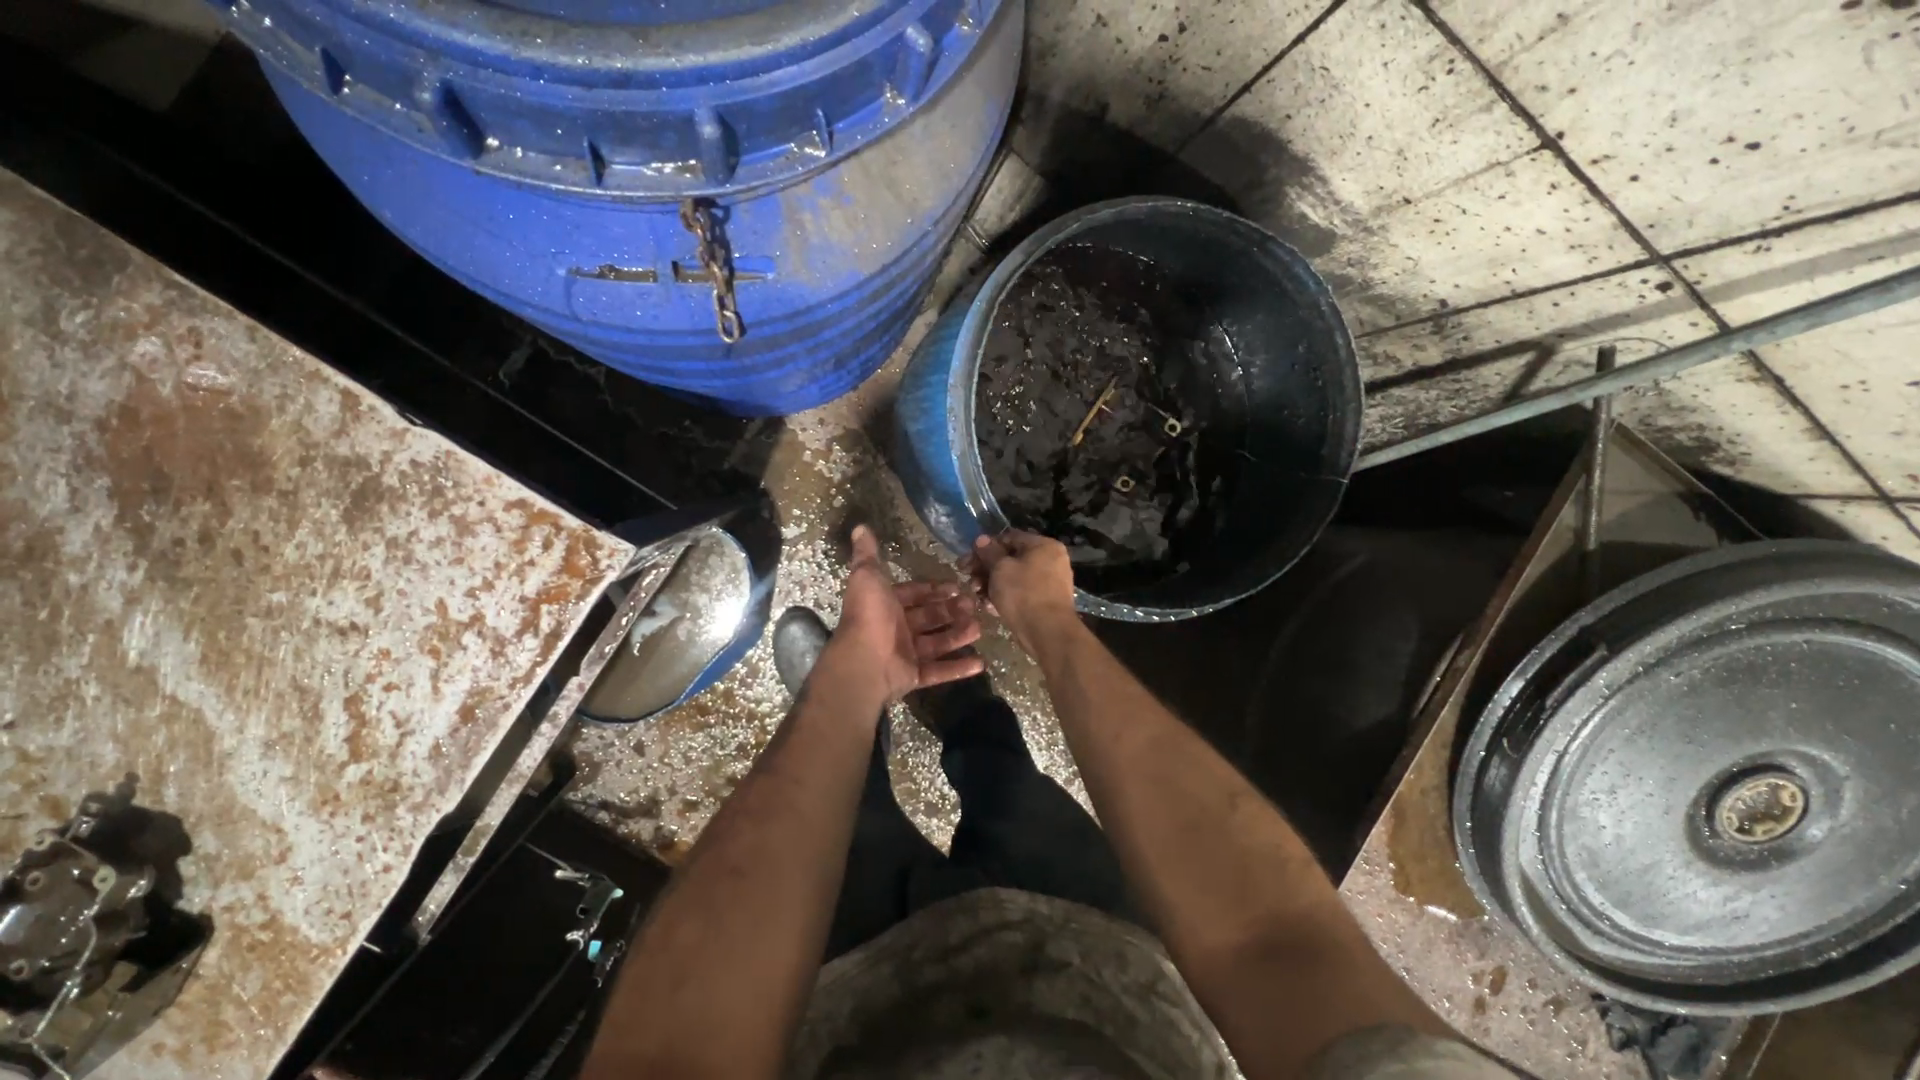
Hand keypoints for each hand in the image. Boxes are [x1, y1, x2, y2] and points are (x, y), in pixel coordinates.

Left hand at [828, 526, 986, 699]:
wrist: (863, 660)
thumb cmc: (869, 616)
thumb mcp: (867, 577)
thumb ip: (867, 554)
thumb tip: (860, 527)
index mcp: (886, 605)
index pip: (914, 594)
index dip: (934, 590)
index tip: (956, 586)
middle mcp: (895, 628)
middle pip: (929, 618)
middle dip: (952, 611)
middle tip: (974, 605)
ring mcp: (905, 654)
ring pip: (937, 643)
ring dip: (959, 636)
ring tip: (980, 629)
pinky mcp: (913, 676)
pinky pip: (938, 671)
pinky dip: (958, 668)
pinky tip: (980, 663)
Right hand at [960, 530, 1078, 653]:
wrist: (1048, 632)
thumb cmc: (1023, 593)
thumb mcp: (1000, 568)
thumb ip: (989, 552)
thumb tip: (981, 539)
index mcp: (1044, 546)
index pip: (1009, 537)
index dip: (985, 547)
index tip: (967, 560)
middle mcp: (1050, 560)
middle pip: (1010, 558)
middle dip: (985, 568)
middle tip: (967, 578)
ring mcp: (1049, 582)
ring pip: (1014, 577)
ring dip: (991, 584)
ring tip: (976, 594)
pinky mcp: (1044, 602)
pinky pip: (1020, 593)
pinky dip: (1004, 597)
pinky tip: (989, 606)